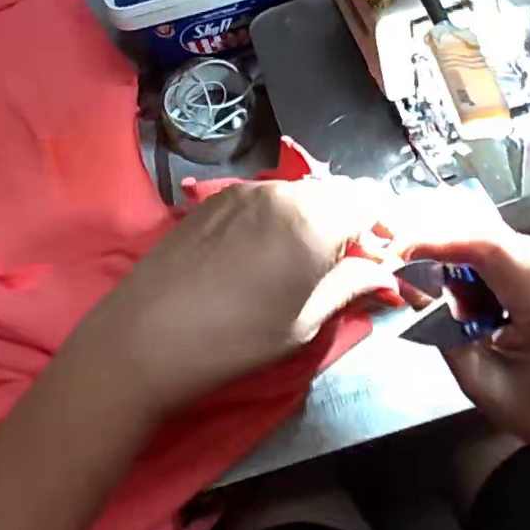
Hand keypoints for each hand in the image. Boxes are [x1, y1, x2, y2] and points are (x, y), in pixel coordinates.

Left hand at [59, 178, 399, 416]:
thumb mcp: (303, 322)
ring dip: (317, 213)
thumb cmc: (235, 339)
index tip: (383, 252)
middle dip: (352, 217)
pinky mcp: (218, 196)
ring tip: (306, 255)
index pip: (369, 200)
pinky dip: (283, 212)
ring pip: (301, 190)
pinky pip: (268, 195)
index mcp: (312, 221)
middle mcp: (282, 193)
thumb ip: (350, 285)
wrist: (146, 335)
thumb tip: (384, 272)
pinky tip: (267, 246)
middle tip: (348, 258)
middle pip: (336, 191)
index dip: (383, 223)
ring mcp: (246, 190)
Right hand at [393, 201, 529, 498]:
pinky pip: (500, 248)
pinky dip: (468, 260)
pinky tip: (453, 283)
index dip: (434, 241)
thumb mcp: (490, 389)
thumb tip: (411, 286)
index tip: (395, 255)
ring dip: (448, 250)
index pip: (484, 245)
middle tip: (393, 258)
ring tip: (417, 273)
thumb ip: (445, 333)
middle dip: (432, 239)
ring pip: (486, 234)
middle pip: (480, 230)